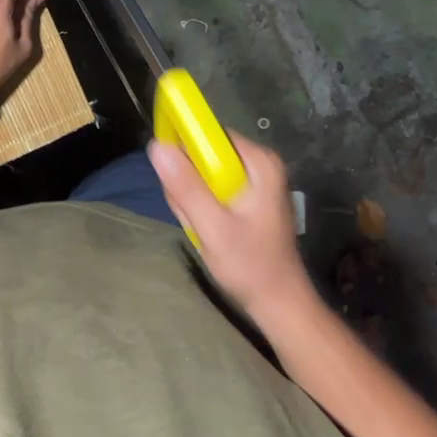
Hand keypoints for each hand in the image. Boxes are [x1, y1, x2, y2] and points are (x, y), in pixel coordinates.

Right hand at [148, 132, 313, 316]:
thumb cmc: (250, 266)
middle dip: (188, 183)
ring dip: (192, 199)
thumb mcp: (213, 228)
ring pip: (203, 172)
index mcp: (259, 161)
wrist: (279, 302)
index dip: (184, 152)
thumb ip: (186, 187)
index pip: (208, 134)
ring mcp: (254, 178)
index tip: (175, 183)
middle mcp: (259, 162)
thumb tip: (157, 146)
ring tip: (202, 228)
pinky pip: (210, 187)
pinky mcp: (248, 194)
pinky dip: (201, 207)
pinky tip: (207, 230)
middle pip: (203, 153)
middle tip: (193, 216)